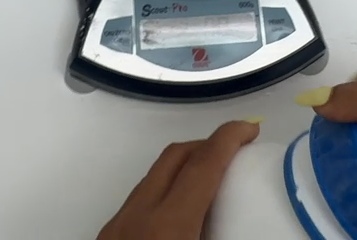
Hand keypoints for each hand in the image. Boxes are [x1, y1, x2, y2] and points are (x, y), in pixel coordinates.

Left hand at [98, 120, 259, 239]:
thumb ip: (223, 229)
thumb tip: (250, 221)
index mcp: (168, 227)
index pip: (202, 166)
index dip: (228, 139)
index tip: (249, 128)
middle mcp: (137, 217)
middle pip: (174, 157)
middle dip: (206, 145)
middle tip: (235, 153)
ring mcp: (116, 226)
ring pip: (153, 177)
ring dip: (183, 169)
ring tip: (210, 184)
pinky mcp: (106, 235)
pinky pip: (139, 199)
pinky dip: (164, 193)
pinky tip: (180, 216)